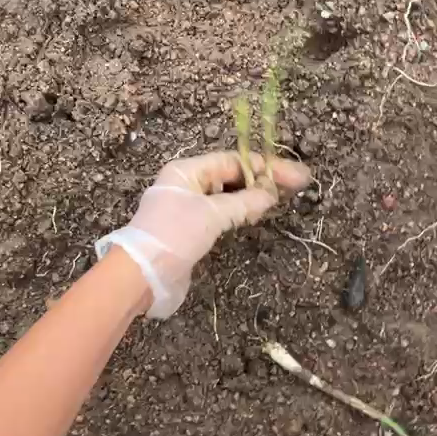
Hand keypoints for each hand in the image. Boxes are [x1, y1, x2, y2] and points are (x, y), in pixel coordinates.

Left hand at [97, 151, 311, 317]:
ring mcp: (187, 207)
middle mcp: (186, 184)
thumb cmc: (173, 236)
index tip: (295, 176)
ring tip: (278, 200)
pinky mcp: (189, 229)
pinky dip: (238, 213)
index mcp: (186, 171)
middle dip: (260, 180)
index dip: (265, 167)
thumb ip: (244, 202)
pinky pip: (219, 214)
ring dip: (250, 197)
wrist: (142, 274)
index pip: (232, 161)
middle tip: (294, 186)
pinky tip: (253, 215)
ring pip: (225, 196)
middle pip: (230, 176)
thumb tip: (270, 194)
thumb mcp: (211, 214)